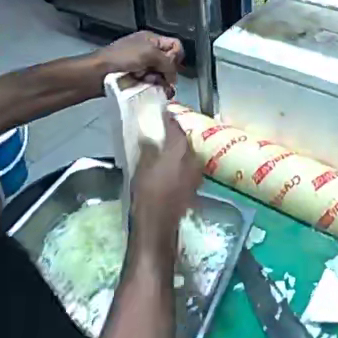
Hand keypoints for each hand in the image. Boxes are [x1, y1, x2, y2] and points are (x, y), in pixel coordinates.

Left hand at [94, 31, 182, 96]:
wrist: (99, 73)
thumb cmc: (123, 58)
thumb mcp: (149, 53)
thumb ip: (168, 62)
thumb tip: (173, 79)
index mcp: (152, 39)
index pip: (175, 45)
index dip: (176, 56)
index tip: (170, 66)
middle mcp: (149, 52)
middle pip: (170, 63)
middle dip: (166, 71)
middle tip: (157, 76)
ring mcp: (143, 67)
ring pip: (162, 76)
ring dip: (159, 81)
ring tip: (148, 83)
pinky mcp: (138, 80)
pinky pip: (153, 85)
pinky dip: (152, 88)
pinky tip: (146, 89)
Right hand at [129, 109, 202, 252]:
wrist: (157, 226)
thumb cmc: (147, 193)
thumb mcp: (142, 165)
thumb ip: (149, 146)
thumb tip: (150, 133)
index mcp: (181, 149)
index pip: (176, 125)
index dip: (167, 117)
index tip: (160, 112)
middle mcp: (193, 158)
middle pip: (184, 139)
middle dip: (173, 133)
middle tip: (159, 129)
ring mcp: (195, 174)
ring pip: (187, 153)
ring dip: (176, 149)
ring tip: (162, 147)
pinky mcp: (193, 187)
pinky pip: (186, 167)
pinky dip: (178, 163)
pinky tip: (167, 166)